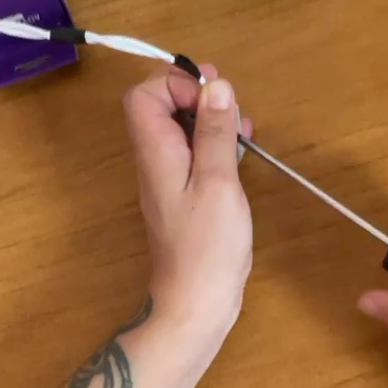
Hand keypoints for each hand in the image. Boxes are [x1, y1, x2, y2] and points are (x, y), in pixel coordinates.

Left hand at [123, 64, 254, 339]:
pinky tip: (243, 150)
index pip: (143, 96)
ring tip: (244, 126)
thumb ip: (215, 132)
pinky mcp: (186, 197)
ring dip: (211, 120)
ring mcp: (170, 180)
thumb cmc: (207, 245)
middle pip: (161, 109)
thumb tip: (216, 84)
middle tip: (232, 107)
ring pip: (181, 131)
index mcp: (156, 153)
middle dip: (197, 96)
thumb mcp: (218, 182)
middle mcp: (156, 162)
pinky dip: (216, 145)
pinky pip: (195, 155)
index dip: (176, 84)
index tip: (212, 98)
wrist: (196, 302)